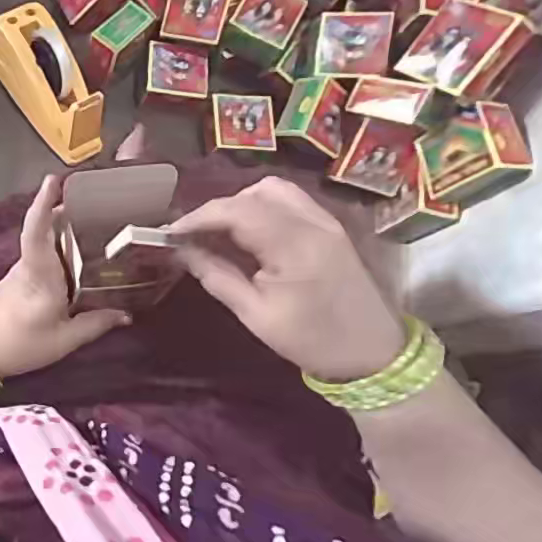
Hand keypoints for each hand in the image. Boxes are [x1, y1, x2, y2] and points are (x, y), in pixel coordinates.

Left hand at [0, 175, 131, 377]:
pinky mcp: (19, 276)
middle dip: (71, 206)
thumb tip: (126, 314)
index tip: (54, 179)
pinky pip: (44, 251)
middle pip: (48, 227)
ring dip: (69, 223)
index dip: (43, 204)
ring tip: (103, 215)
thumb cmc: (17, 345)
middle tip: (105, 192)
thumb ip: (95, 324)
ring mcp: (22, 268)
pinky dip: (63, 243)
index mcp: (39, 276)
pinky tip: (83, 248)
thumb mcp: (62, 341)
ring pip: (47, 238)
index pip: (38, 232)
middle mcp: (29, 264)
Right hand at [169, 177, 405, 381]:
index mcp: (293, 245)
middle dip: (216, 210)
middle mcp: (312, 221)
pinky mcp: (330, 226)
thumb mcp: (255, 314)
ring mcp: (325, 220)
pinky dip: (261, 207)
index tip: (170, 233)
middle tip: (192, 236)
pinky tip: (246, 232)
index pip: (236, 211)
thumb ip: (217, 276)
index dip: (198, 217)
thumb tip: (182, 252)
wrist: (371, 351)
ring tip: (218, 232)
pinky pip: (289, 200)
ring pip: (273, 190)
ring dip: (239, 204)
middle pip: (253, 193)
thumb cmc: (310, 339)